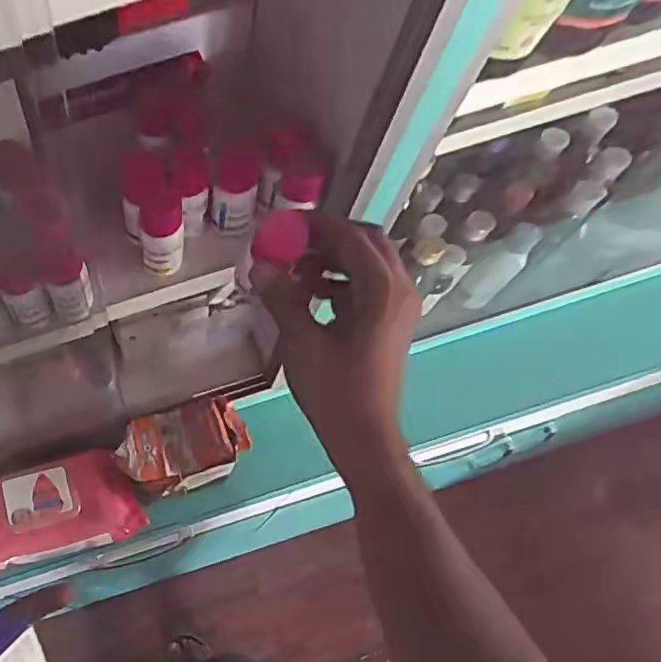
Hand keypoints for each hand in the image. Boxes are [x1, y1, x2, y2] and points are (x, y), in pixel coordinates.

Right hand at [252, 213, 417, 481]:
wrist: (365, 435)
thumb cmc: (335, 393)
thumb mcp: (303, 344)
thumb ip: (283, 299)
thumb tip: (259, 266)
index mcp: (381, 289)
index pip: (350, 236)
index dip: (315, 226)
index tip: (283, 226)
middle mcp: (400, 288)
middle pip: (366, 242)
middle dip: (327, 239)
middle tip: (290, 246)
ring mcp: (401, 305)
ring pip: (369, 263)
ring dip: (334, 259)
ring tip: (296, 273)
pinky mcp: (393, 321)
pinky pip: (370, 285)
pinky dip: (343, 281)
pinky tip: (312, 295)